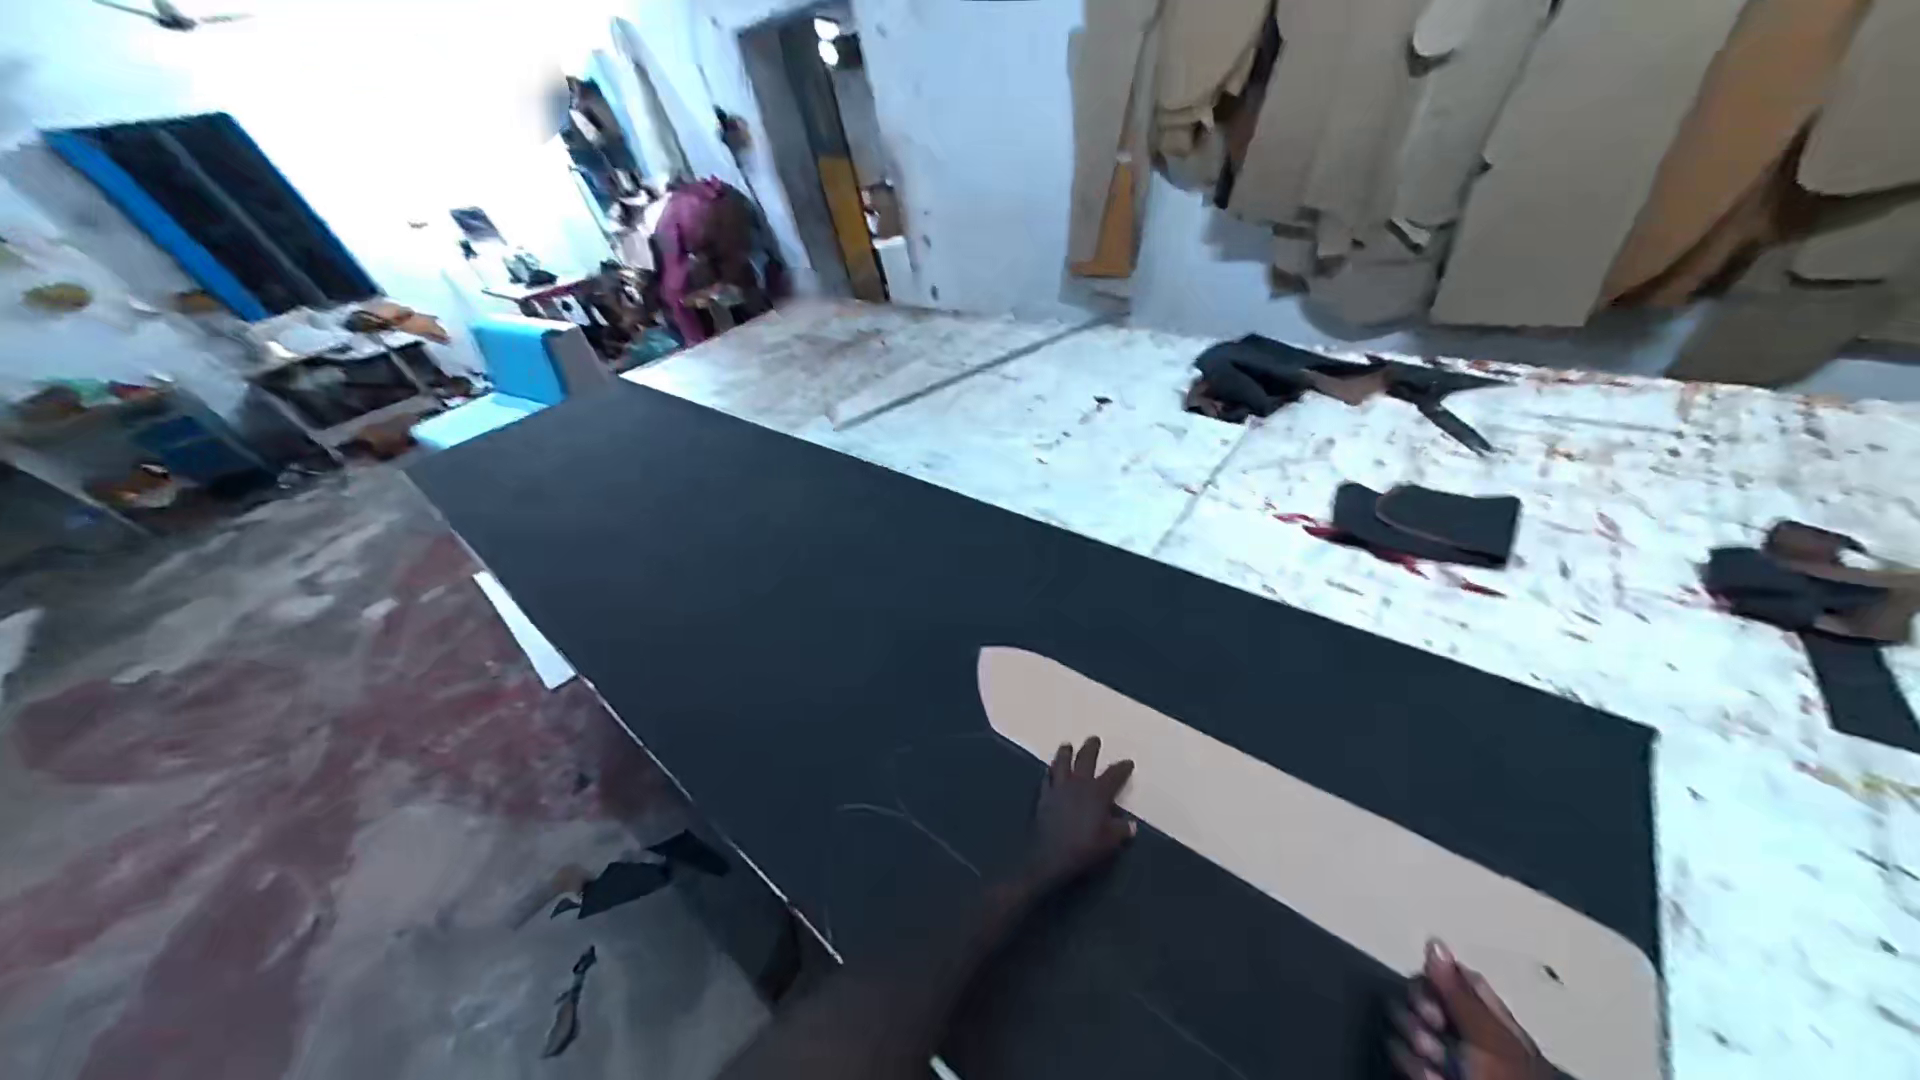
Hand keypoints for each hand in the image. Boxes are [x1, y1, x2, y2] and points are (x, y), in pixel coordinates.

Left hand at [1020, 737, 1135, 893]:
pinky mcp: (1044, 795)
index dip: (1122, 768)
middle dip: (1091, 748)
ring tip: (1067, 745)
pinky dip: (1050, 772)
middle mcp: (1078, 784)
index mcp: (1097, 793)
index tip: (1128, 762)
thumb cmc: (1084, 847)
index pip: (1113, 775)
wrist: (1050, 855)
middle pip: (1085, 759)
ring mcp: (1059, 787)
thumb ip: (1122, 830)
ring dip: (1065, 752)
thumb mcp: (1110, 841)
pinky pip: (1047, 778)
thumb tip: (1132, 825)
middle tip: (1094, 739)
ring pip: (1061, 762)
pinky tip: (1049, 770)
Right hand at [1391, 940, 1549, 1079]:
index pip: (1446, 970)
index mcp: (1487, 1012)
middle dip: (1419, 1015)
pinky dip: (1414, 1066)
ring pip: (1402, 1021)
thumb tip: (1433, 940)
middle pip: (1415, 992)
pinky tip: (1432, 1078)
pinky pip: (1399, 1049)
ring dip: (1416, 1043)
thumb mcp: (1488, 1037)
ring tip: (1438, 1067)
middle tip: (1437, 1036)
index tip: (1434, 996)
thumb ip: (1458, 991)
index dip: (1431, 977)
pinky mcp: (1422, 1069)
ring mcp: (1443, 1050)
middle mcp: (1461, 1026)